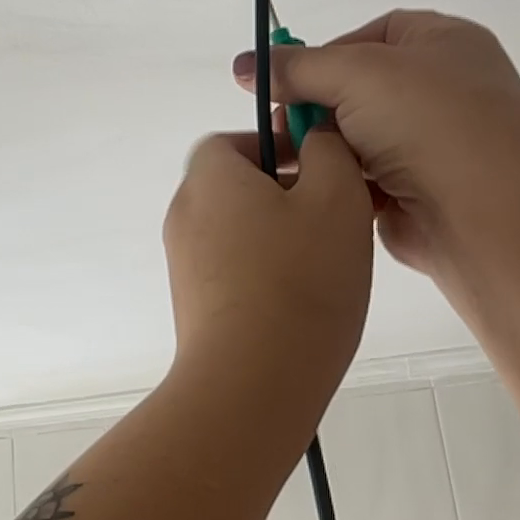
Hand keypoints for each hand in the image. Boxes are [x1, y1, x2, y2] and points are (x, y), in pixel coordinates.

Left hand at [162, 128, 372, 394]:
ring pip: (239, 233)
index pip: (232, 141)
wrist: (252, 381)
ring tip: (326, 265)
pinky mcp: (192, 307)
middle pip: (236, 188)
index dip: (276, 146)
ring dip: (280, 238)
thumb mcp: (335, 197)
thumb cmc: (300, 279)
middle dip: (286, 195)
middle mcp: (184, 215)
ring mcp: (183, 266)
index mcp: (209, 178)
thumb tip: (314, 138)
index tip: (318, 170)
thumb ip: (329, 152)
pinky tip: (302, 302)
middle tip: (335, 219)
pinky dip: (264, 274)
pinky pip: (233, 272)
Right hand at [233, 10, 519, 277]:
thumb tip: (243, 66)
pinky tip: (317, 191)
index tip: (286, 84)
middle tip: (282, 130)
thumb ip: (297, 69)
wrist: (485, 214)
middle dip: (316, 111)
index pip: (369, 38)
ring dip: (324, 152)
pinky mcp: (413, 194)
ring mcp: (428, 146)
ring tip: (294, 165)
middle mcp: (439, 90)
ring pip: (355, 141)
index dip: (323, 58)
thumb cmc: (431, 122)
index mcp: (440, 43)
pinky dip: (338, 184)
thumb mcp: (357, 74)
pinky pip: (361, 182)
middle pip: (356, 92)